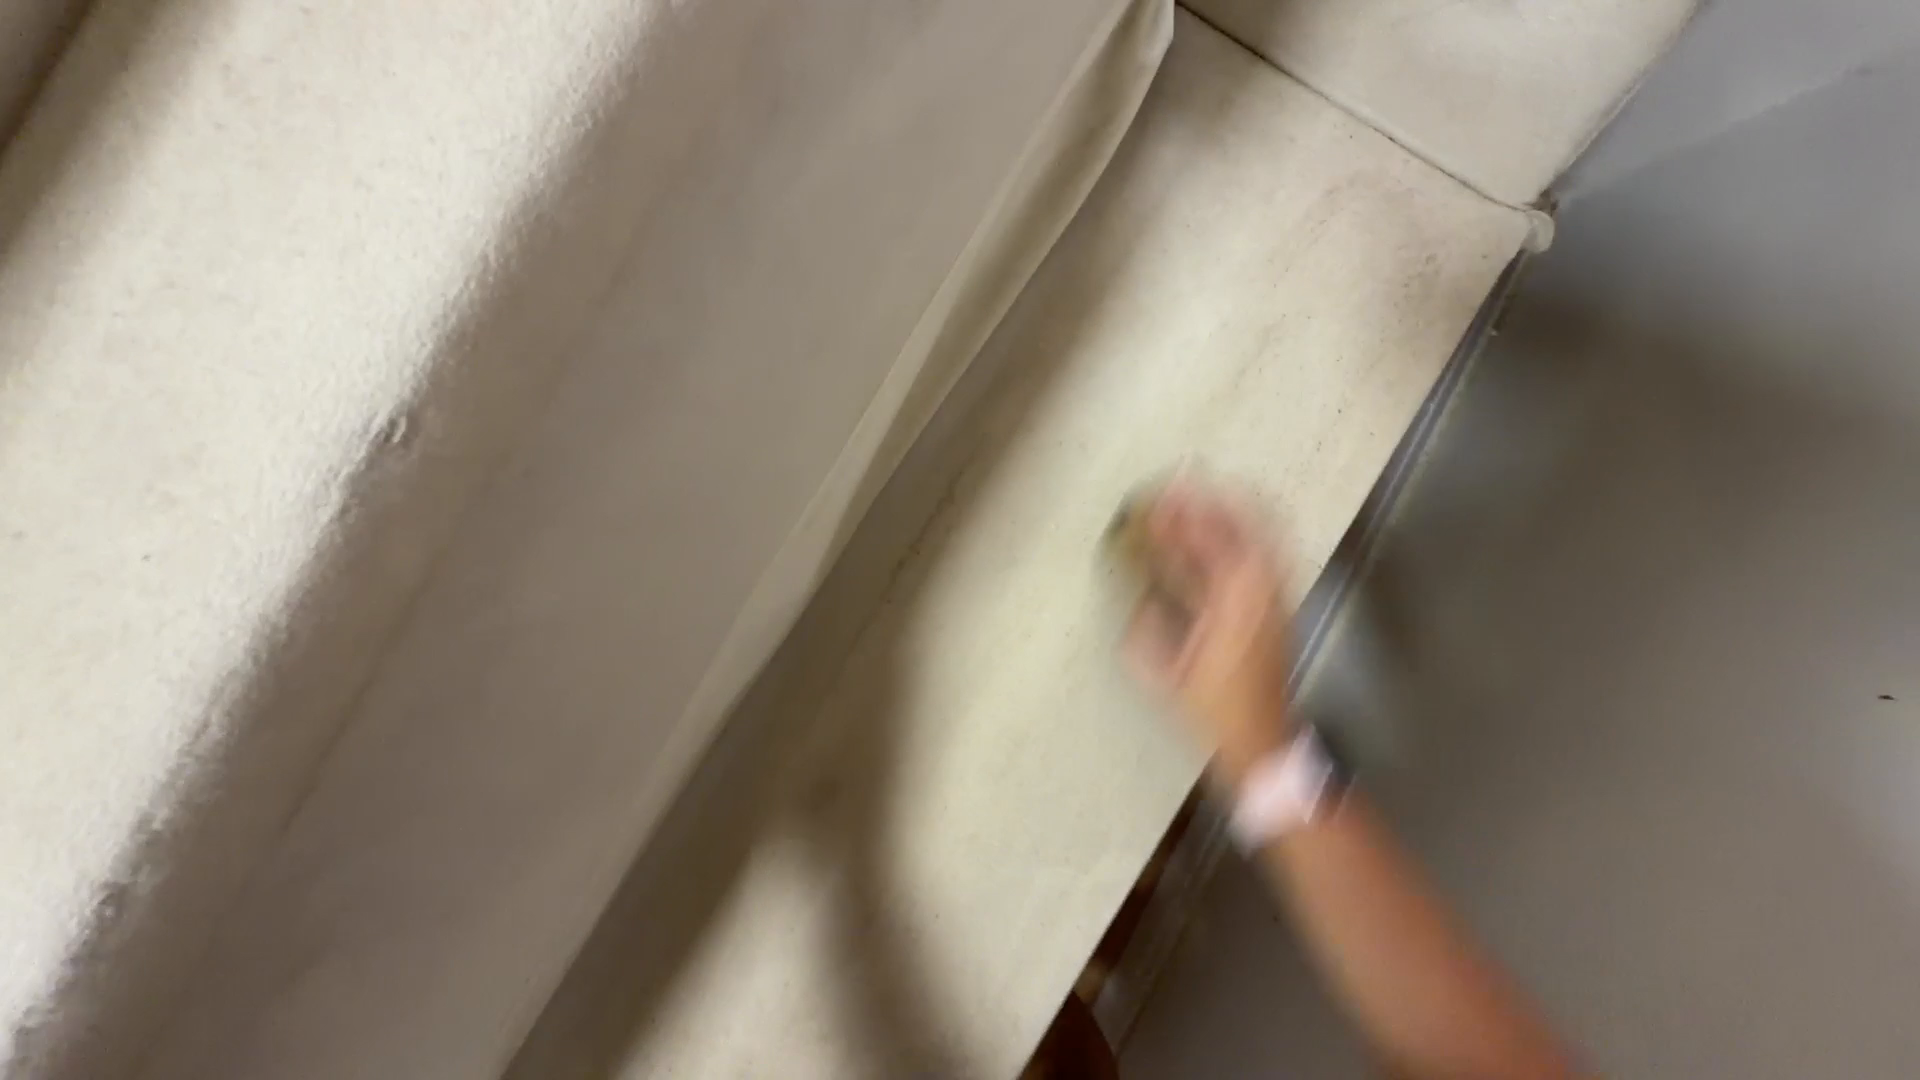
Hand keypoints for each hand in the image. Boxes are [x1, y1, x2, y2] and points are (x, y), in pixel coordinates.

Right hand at [1123, 479, 1293, 786]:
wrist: (1264, 736)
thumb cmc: (1215, 709)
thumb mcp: (1168, 678)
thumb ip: (1149, 634)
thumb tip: (1141, 601)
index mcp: (1231, 607)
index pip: (1207, 546)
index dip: (1181, 518)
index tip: (1158, 498)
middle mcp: (1260, 593)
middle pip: (1239, 529)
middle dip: (1208, 499)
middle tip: (1181, 480)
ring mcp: (1275, 597)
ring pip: (1260, 535)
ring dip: (1230, 509)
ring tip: (1204, 492)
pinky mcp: (1278, 604)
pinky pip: (1267, 552)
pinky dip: (1249, 530)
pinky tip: (1233, 526)